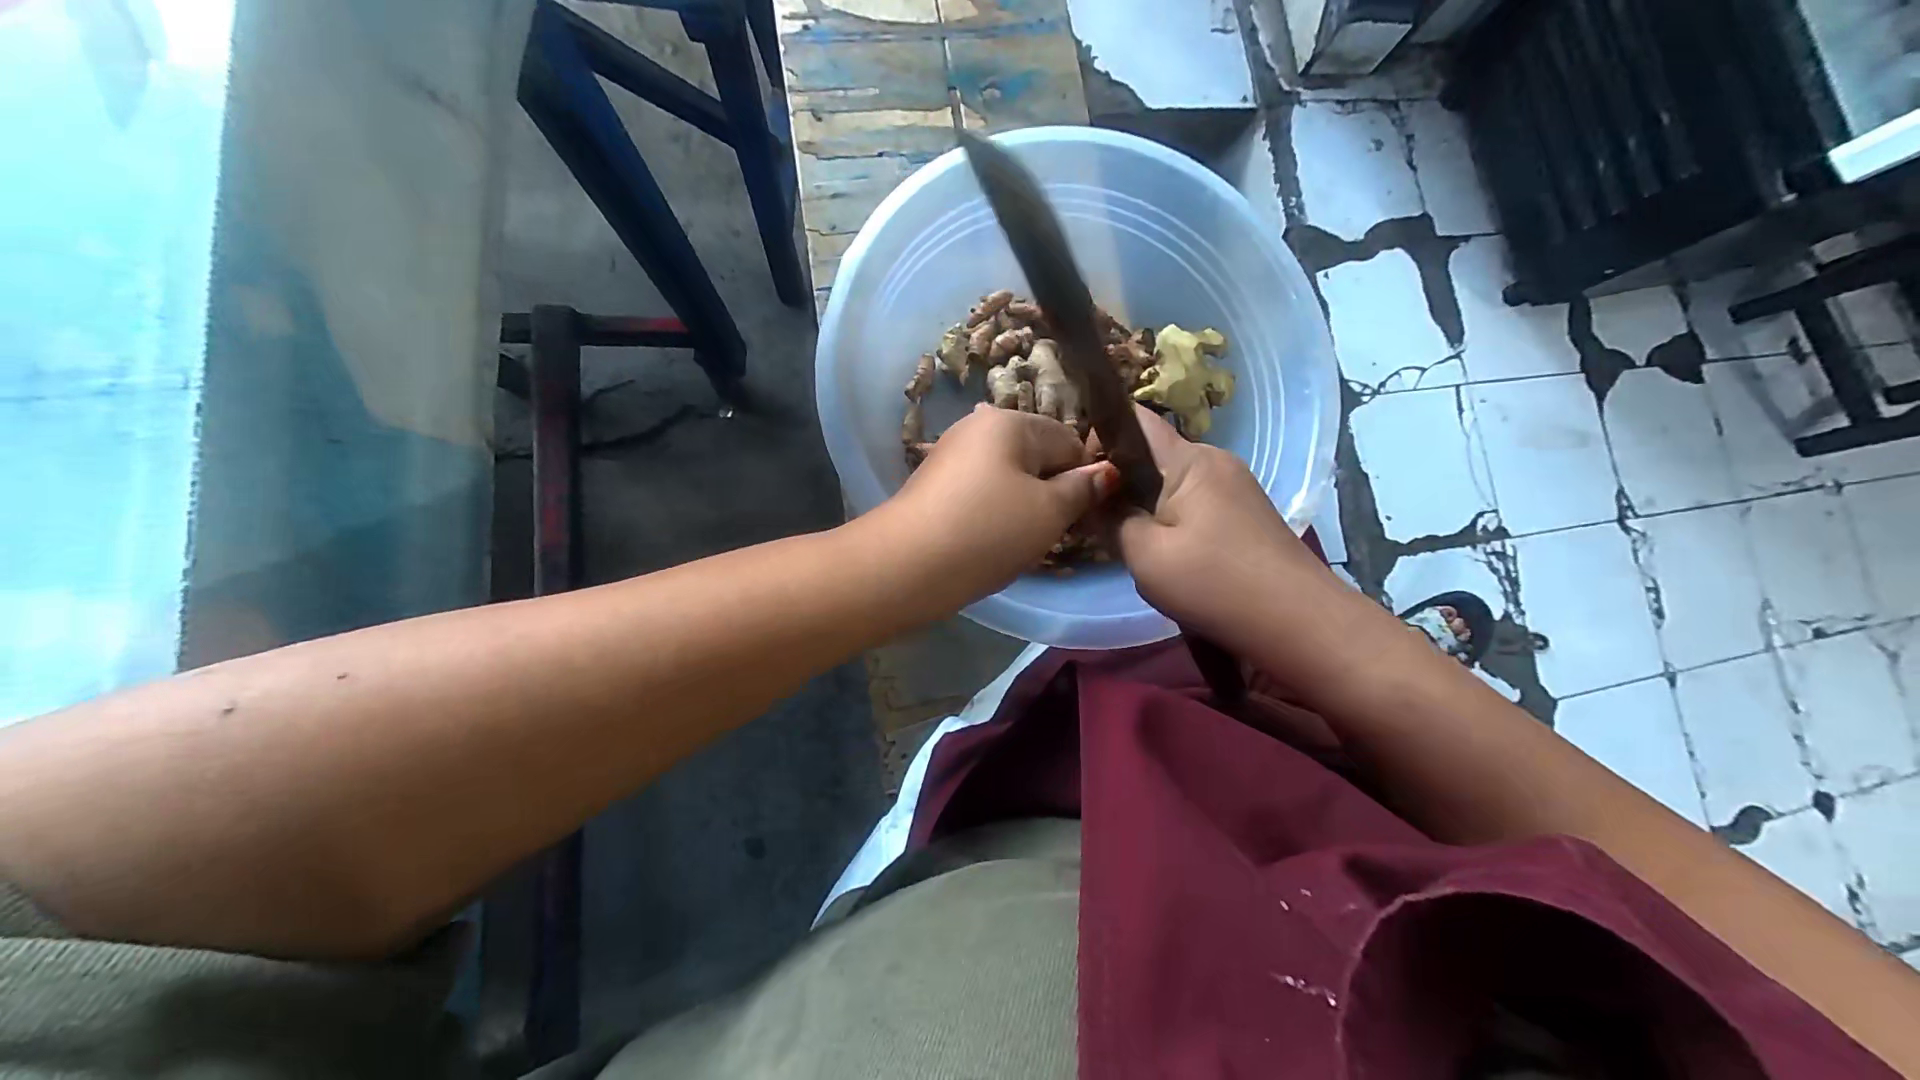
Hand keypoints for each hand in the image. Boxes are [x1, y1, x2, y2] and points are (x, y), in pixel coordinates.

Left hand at [875, 404, 1118, 606]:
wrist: (907, 566)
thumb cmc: (988, 531)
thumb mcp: (1049, 512)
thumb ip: (1083, 488)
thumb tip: (1107, 472)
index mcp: (1010, 421)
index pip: (1070, 441)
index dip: (1083, 479)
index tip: (1082, 516)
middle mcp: (978, 427)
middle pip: (1037, 457)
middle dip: (1051, 493)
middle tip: (1049, 533)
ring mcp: (952, 456)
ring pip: (1009, 478)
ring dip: (1023, 508)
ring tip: (1017, 541)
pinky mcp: (935, 486)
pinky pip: (982, 493)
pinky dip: (993, 515)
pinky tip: (989, 542)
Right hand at [1109, 406, 1327, 638]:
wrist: (1298, 623)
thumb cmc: (1214, 582)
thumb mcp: (1145, 554)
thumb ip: (1113, 519)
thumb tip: (1100, 500)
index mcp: (1191, 460)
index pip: (1135, 421)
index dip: (1099, 437)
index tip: (1078, 474)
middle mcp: (1215, 462)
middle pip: (1152, 456)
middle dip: (1119, 480)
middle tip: (1092, 516)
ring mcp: (1234, 487)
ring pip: (1171, 483)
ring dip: (1144, 504)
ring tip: (1123, 539)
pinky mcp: (1243, 515)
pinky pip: (1193, 503)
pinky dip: (1169, 519)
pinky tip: (1163, 552)